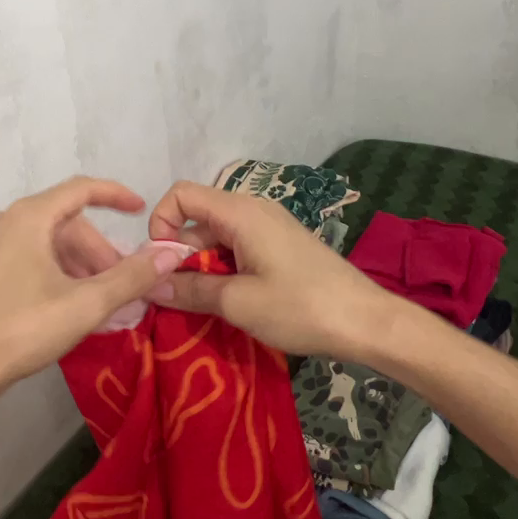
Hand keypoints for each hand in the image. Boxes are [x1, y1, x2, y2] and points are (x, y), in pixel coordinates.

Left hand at [0, 177, 188, 395]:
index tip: (142, 211)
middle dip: (101, 252)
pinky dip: (59, 274)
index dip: (116, 195)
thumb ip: (132, 276)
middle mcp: (6, 220)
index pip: (81, 189)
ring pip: (50, 243)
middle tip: (124, 289)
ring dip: (82, 267)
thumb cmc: (24, 329)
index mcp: (29, 217)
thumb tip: (171, 253)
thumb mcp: (86, 304)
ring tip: (103, 305)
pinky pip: (32, 257)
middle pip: (68, 223)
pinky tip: (74, 306)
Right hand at [147, 181, 438, 359]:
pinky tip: (229, 302)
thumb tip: (149, 284)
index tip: (163, 264)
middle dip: (179, 254)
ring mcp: (270, 228)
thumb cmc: (301, 308)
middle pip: (197, 219)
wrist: (367, 323)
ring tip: (201, 306)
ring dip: (202, 268)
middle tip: (175, 297)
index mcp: (241, 213)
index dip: (161, 224)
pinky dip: (224, 271)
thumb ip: (189, 289)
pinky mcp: (282, 247)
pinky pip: (238, 249)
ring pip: (216, 239)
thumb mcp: (237, 302)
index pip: (181, 195)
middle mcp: (254, 211)